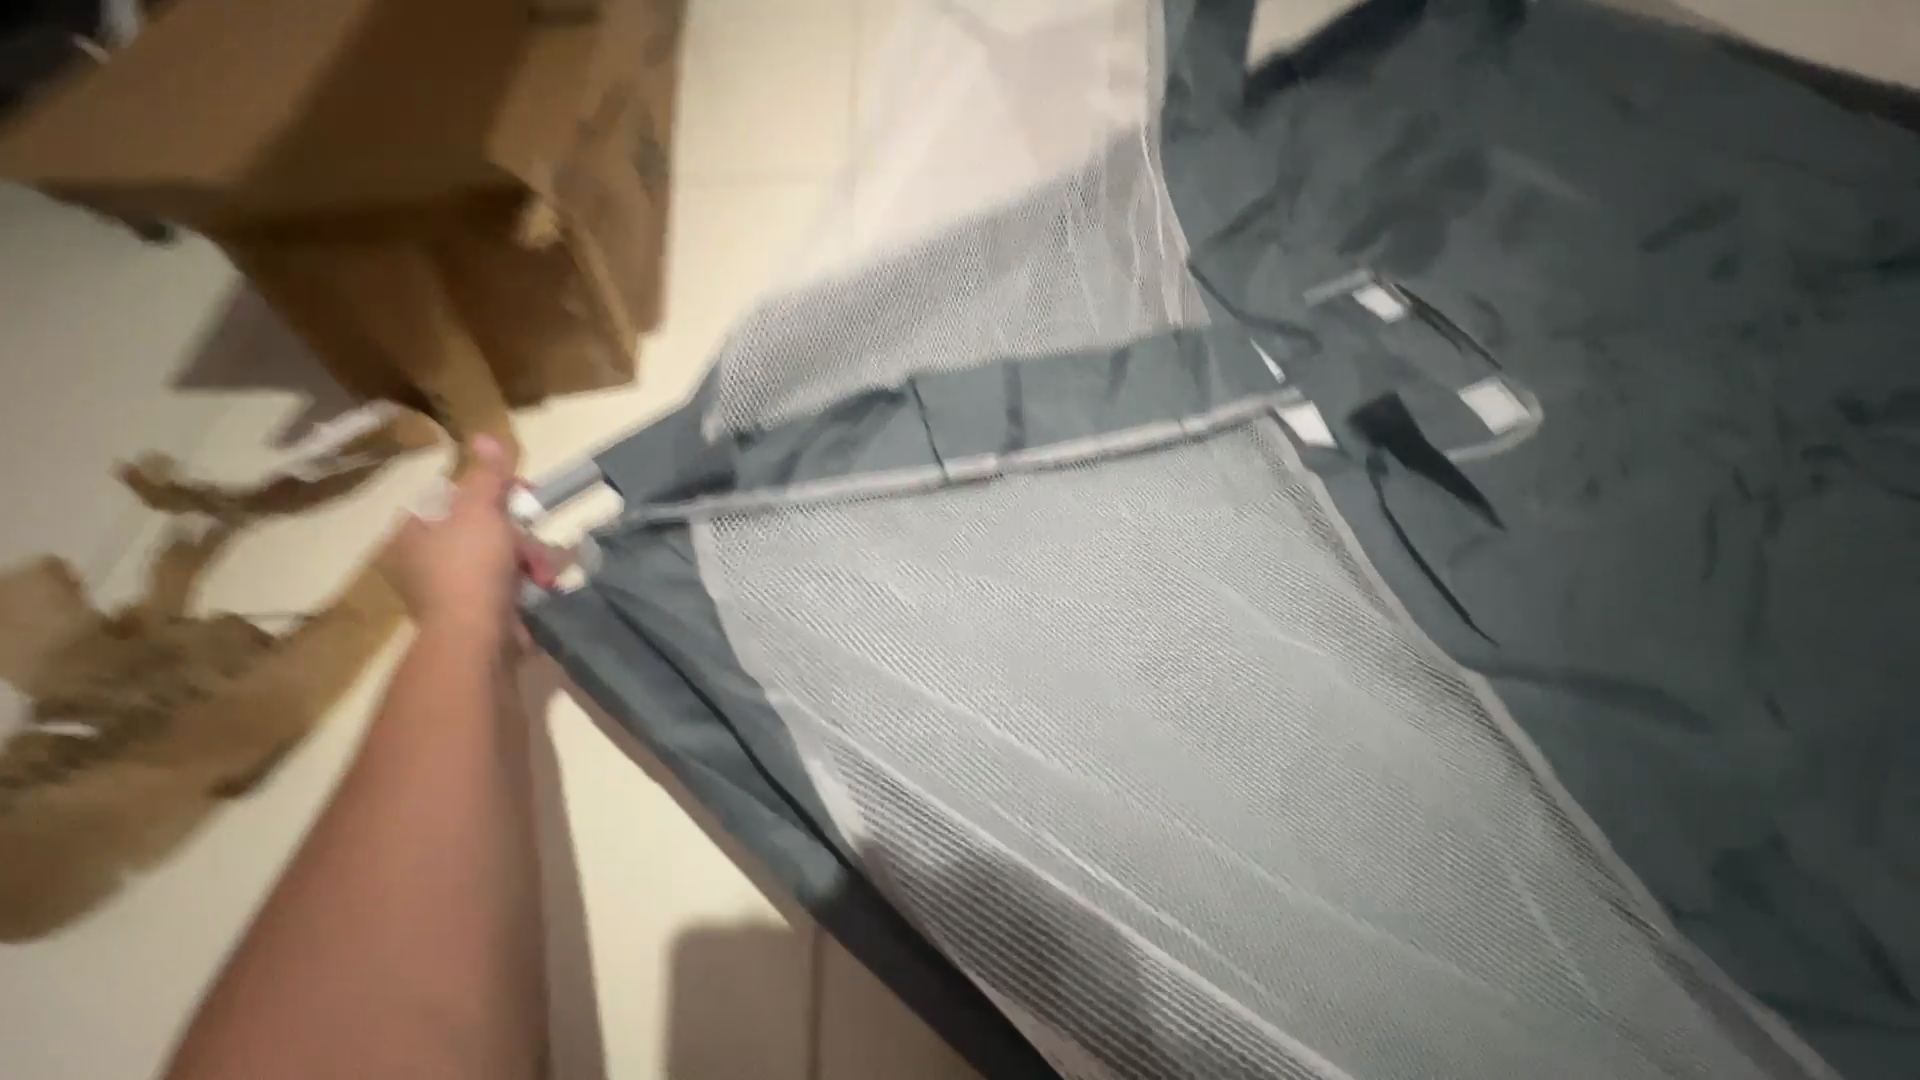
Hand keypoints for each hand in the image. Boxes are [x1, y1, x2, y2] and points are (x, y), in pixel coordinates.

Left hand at [390, 437, 550, 641]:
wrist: (475, 635)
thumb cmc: (471, 566)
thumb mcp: (481, 509)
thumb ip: (487, 474)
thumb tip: (484, 434)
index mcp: (415, 527)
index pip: (456, 494)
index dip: (493, 490)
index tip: (525, 495)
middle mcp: (424, 555)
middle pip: (481, 525)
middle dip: (516, 532)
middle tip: (533, 539)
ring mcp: (448, 585)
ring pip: (498, 554)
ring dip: (527, 557)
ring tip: (543, 571)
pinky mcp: (472, 609)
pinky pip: (504, 582)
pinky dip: (524, 581)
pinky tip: (541, 585)